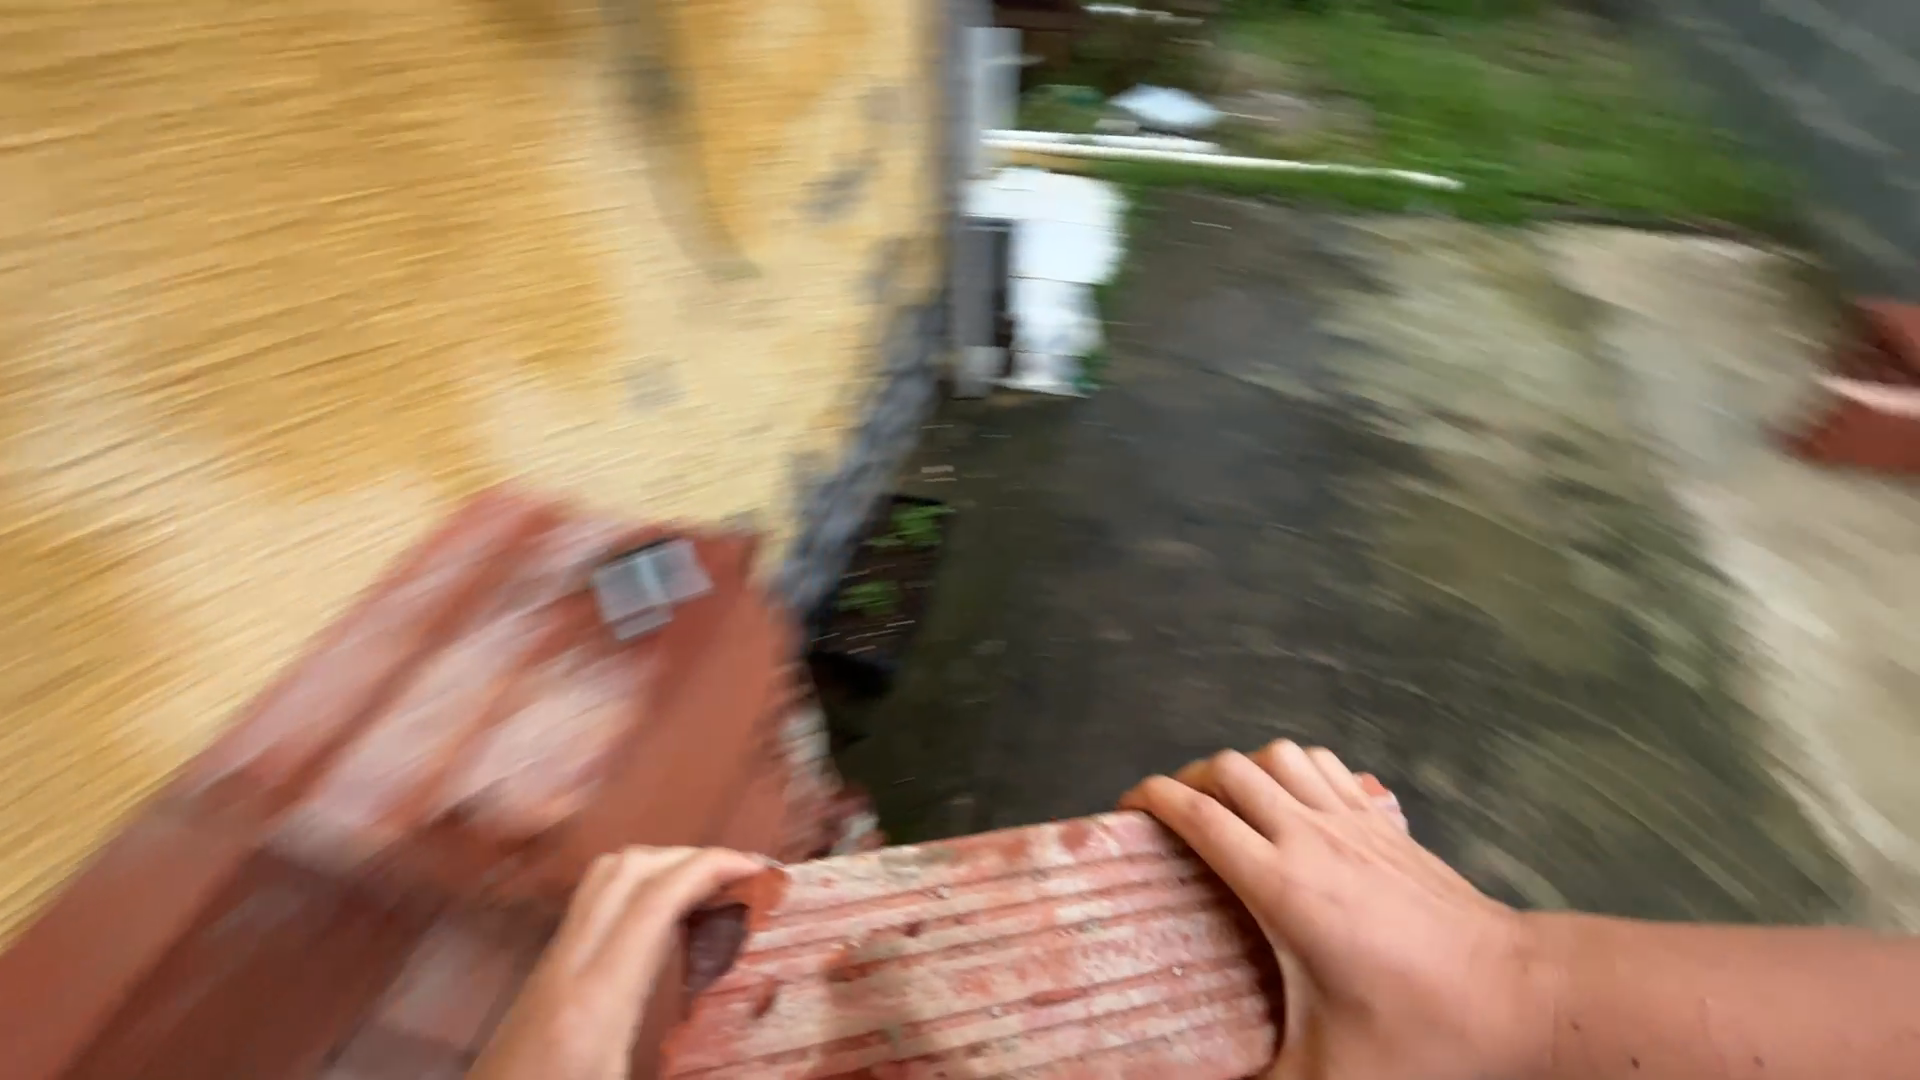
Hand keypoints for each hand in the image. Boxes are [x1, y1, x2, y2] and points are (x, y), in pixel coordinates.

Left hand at [470, 847, 765, 1079]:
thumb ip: (687, 1065)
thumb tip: (754, 1050)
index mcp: (596, 1002)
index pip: (657, 897)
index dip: (713, 867)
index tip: (759, 870)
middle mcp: (567, 968)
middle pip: (630, 868)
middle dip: (693, 857)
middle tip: (741, 877)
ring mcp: (548, 968)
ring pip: (606, 876)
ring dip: (664, 864)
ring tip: (708, 887)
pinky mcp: (542, 978)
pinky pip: (593, 902)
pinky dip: (638, 887)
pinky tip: (664, 919)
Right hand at [1122, 742, 1554, 1079]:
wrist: (1528, 997)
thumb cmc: (1425, 1033)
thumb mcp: (1333, 1076)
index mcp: (1281, 884)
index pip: (1197, 814)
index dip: (1151, 797)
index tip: (1129, 806)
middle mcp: (1307, 835)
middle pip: (1226, 769)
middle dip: (1188, 779)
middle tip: (1177, 814)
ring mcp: (1349, 819)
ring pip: (1274, 755)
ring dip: (1242, 768)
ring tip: (1231, 802)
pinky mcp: (1381, 819)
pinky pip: (1322, 764)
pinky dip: (1292, 767)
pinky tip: (1293, 799)